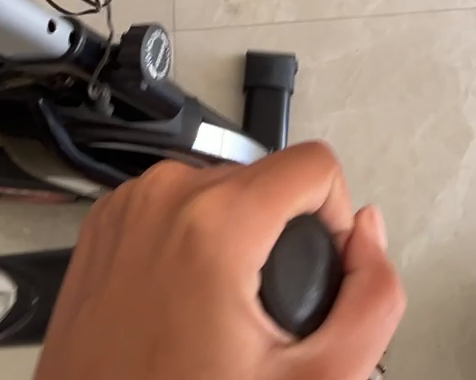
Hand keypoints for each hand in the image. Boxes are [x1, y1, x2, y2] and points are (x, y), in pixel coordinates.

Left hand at [34, 141, 404, 379]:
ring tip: (219, 308)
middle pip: (267, 179)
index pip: (316, 164)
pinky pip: (174, 202)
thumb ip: (371, 300)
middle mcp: (166, 193)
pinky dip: (191, 238)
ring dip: (236, 236)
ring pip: (221, 188)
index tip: (316, 267)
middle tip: (261, 310)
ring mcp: (129, 203)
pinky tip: (183, 298)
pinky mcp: (105, 219)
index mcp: (216, 219)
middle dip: (280, 234)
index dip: (334, 217)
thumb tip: (367, 231)